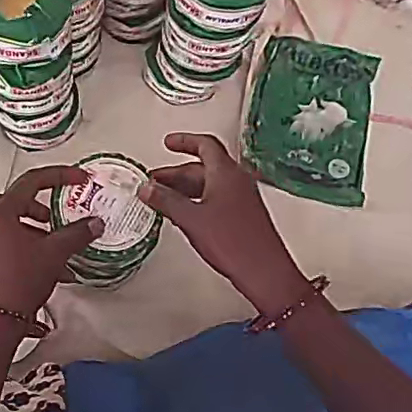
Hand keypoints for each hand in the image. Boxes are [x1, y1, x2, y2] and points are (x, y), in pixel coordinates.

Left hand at [0, 165, 101, 322]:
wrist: (1, 317)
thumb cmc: (21, 279)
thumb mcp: (56, 251)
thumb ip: (78, 233)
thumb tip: (95, 223)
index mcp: (4, 211)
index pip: (33, 180)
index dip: (60, 175)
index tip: (80, 178)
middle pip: (25, 198)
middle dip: (49, 201)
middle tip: (68, 202)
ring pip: (23, 219)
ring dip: (46, 225)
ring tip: (64, 235)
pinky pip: (21, 238)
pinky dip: (40, 241)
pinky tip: (59, 261)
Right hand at [139, 133, 311, 315]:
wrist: (263, 270)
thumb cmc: (234, 242)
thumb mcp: (191, 219)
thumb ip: (166, 200)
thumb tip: (148, 188)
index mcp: (226, 173)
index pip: (205, 145)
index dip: (184, 141)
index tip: (169, 143)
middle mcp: (237, 181)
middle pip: (204, 166)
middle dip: (177, 172)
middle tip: (155, 180)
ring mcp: (242, 198)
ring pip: (209, 184)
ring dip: (185, 187)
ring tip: (162, 197)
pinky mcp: (243, 215)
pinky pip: (216, 198)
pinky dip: (197, 200)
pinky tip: (183, 213)